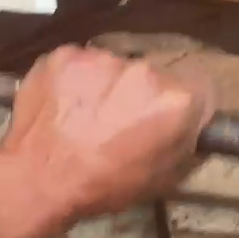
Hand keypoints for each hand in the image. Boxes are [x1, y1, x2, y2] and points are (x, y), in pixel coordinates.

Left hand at [0, 46, 211, 219]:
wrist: (40, 175)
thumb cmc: (106, 183)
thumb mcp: (167, 175)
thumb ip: (188, 139)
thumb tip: (193, 122)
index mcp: (176, 99)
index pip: (198, 87)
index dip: (182, 104)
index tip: (165, 117)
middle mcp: (141, 69)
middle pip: (151, 74)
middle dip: (140, 93)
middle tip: (119, 120)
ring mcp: (98, 58)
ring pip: (111, 65)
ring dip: (104, 83)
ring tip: (84, 113)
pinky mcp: (62, 55)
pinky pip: (77, 62)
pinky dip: (72, 78)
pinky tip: (62, 102)